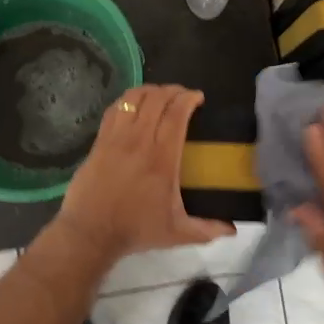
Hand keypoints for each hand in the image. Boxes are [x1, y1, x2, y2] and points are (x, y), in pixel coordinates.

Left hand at [52, 84, 236, 260]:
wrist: (90, 233)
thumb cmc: (135, 230)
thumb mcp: (177, 233)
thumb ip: (207, 229)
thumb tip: (233, 231)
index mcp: (162, 158)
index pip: (176, 114)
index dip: (188, 98)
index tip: (198, 97)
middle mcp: (138, 141)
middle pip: (156, 99)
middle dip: (173, 90)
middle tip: (183, 96)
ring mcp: (115, 139)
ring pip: (133, 99)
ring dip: (150, 91)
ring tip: (160, 96)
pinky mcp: (99, 142)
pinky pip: (114, 110)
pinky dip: (128, 101)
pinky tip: (134, 106)